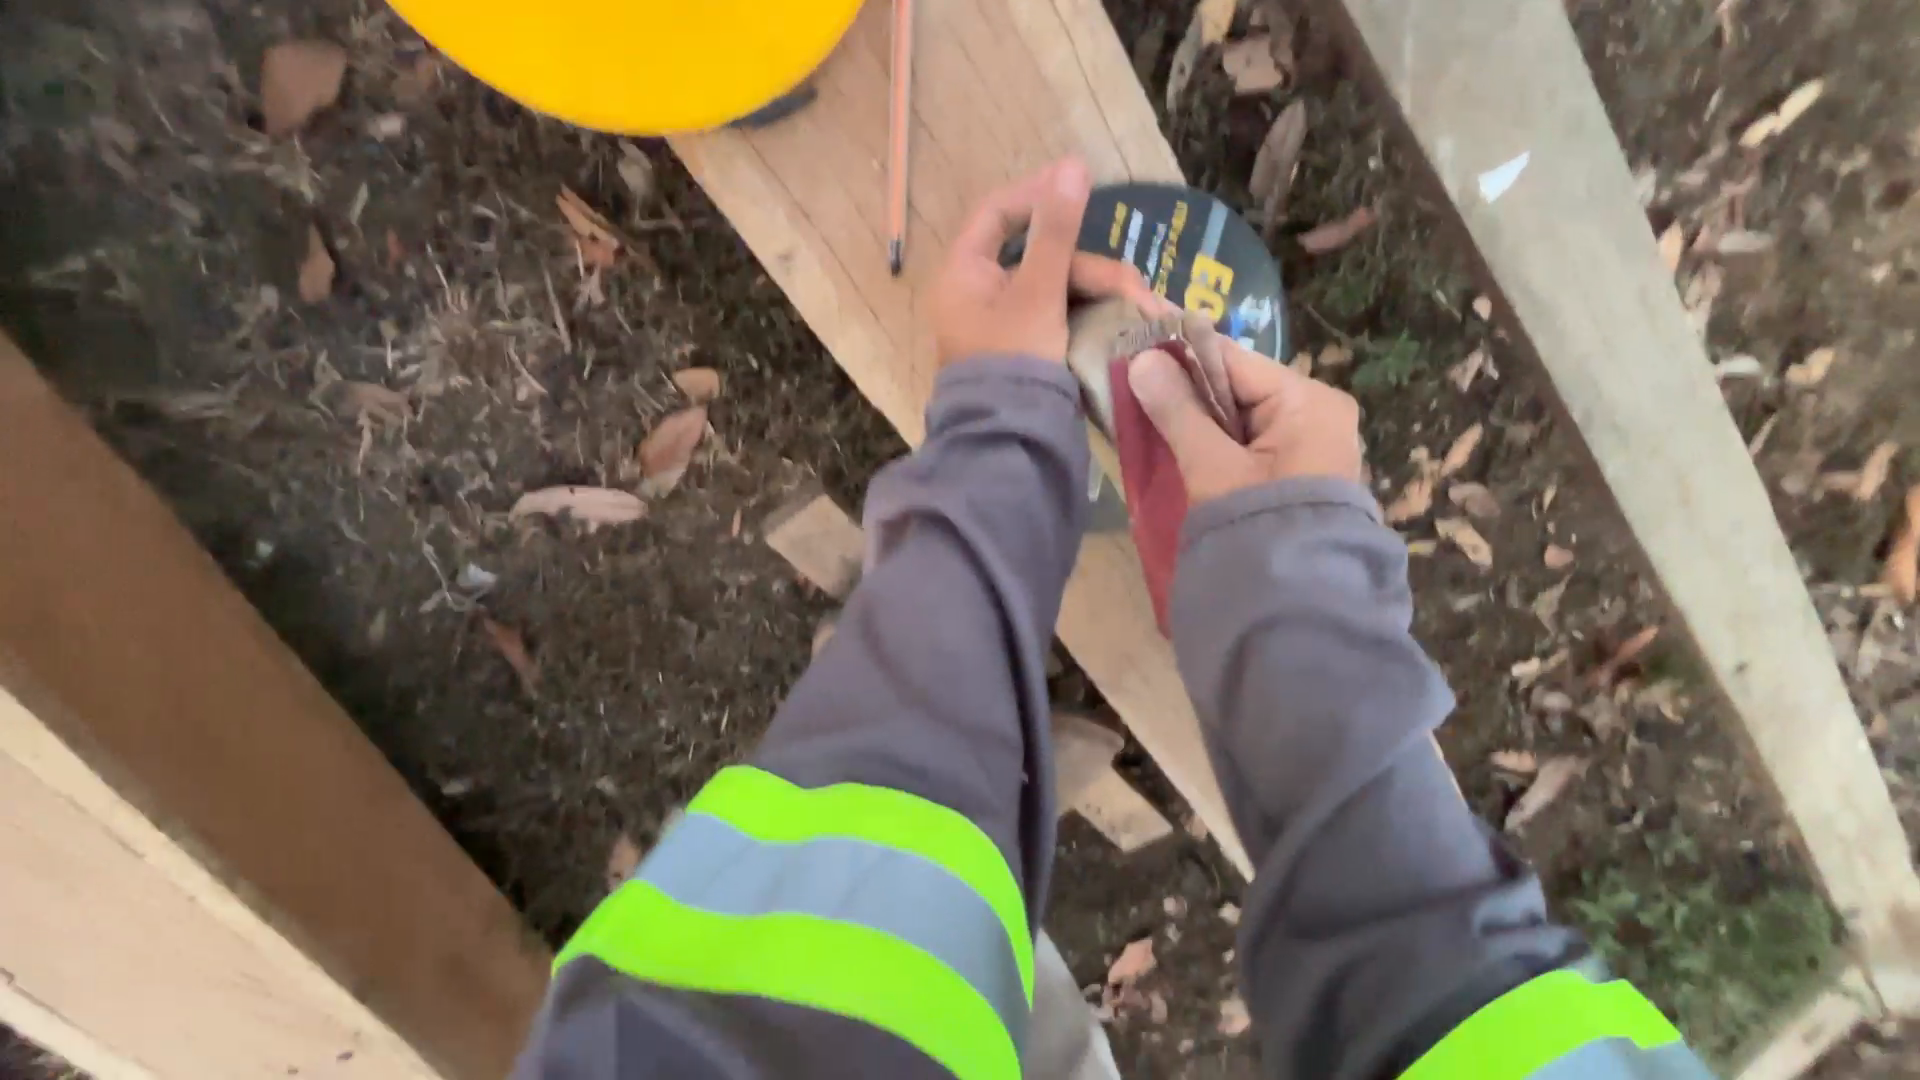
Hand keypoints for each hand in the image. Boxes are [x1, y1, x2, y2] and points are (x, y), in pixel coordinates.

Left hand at [929, 158, 1162, 366]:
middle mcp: (978, 292)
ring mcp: (1001, 322)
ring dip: (1097, 292)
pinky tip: (1121, 317)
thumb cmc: (1014, 360)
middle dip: (1090, 267)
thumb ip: (1056, 232)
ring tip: (1140, 308)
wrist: (1007, 439)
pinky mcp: (1023, 347)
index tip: (1080, 185)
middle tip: (1131, 285)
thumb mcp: (1038, 292)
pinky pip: (1056, 314)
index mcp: (965, 272)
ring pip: (1054, 287)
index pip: (998, 213)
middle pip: (1038, 256)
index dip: (1039, 195)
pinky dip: (1086, 313)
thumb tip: (1072, 165)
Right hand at [1127, 337, 1363, 503]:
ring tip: (1147, 413)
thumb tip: (1142, 359)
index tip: (1137, 340)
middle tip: (1133, 385)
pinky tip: (1178, 444)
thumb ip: (1177, 411)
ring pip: (1237, 416)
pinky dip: (1212, 442)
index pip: (1232, 361)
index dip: (1180, 352)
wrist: (1296, 603)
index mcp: (1308, 401)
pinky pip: (1247, 442)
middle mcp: (1316, 414)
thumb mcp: (1212, 466)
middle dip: (1185, 390)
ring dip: (1195, 418)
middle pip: (1235, 388)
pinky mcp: (1296, 472)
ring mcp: (1310, 445)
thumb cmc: (1256, 524)